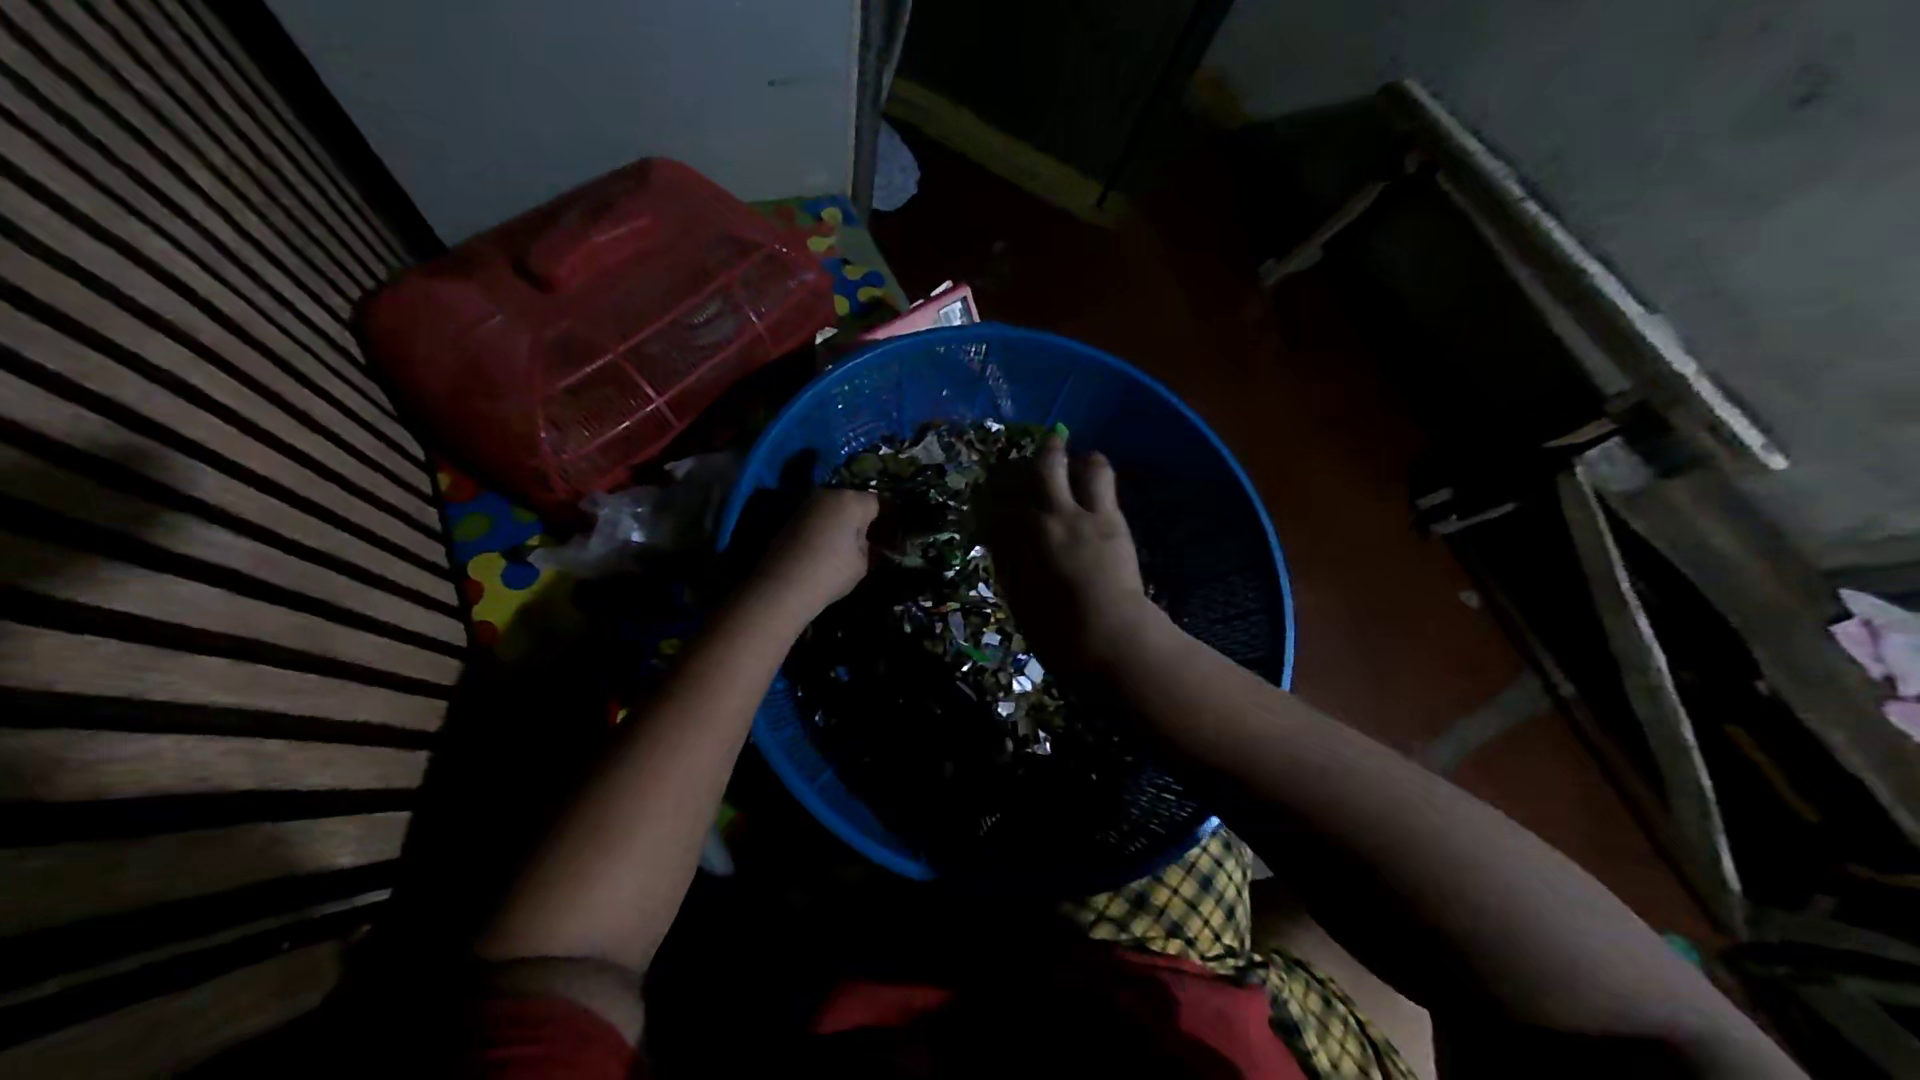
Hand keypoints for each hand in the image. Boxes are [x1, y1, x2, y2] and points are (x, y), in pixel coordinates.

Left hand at [746, 487, 878, 619]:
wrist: (781, 586)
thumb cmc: (830, 572)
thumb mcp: (862, 563)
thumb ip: (868, 546)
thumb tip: (865, 540)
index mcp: (851, 500)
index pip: (878, 503)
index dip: (886, 520)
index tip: (889, 538)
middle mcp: (828, 493)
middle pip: (854, 501)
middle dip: (862, 518)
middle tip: (870, 542)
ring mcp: (806, 503)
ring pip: (834, 508)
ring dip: (842, 523)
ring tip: (847, 547)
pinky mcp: (791, 516)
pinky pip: (818, 517)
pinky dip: (825, 528)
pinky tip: (827, 547)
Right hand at [982, 435, 1156, 669]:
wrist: (1106, 637)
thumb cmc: (1059, 636)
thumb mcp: (1020, 603)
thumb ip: (1012, 570)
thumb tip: (1009, 550)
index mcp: (1005, 551)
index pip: (987, 512)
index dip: (986, 500)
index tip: (989, 498)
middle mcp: (1029, 523)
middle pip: (1012, 479)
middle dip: (1012, 469)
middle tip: (1019, 466)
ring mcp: (1067, 514)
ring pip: (1052, 463)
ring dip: (1054, 452)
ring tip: (1058, 447)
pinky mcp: (1104, 514)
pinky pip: (1098, 473)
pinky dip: (1092, 463)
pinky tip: (1092, 463)